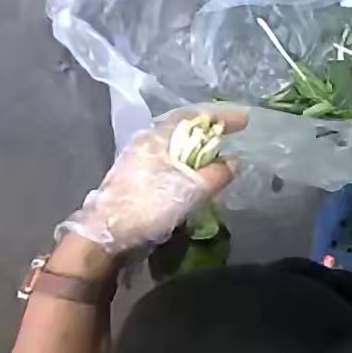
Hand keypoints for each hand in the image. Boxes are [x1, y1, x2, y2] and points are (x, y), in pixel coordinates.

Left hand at [58, 109, 241, 255]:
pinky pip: (171, 161)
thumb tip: (234, 162)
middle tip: (232, 135)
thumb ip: (217, 174)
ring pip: (177, 147)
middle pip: (185, 129)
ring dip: (200, 149)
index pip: (195, 116)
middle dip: (210, 132)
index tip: (245, 120)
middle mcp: (147, 142)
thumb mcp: (190, 189)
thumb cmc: (149, 205)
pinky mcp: (137, 179)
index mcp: (158, 137)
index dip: (222, 117)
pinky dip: (189, 163)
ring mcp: (140, 160)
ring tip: (219, 155)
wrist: (106, 236)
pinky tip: (197, 174)